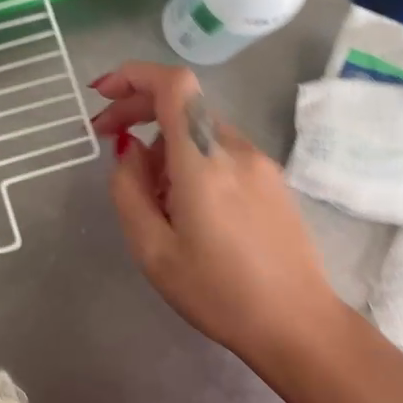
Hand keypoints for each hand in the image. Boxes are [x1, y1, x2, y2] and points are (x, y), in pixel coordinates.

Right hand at [91, 62, 340, 358]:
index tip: (102, 94)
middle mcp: (235, 150)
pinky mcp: (272, 180)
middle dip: (137, 109)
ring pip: (199, 129)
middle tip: (105, 137)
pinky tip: (183, 204)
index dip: (133, 75)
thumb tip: (129, 150)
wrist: (300, 327)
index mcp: (204, 162)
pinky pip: (220, 150)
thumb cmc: (219, 293)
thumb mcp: (152, 250)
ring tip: (148, 195)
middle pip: (182, 103)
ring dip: (163, 142)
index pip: (173, 85)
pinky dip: (190, 158)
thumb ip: (128, 190)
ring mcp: (259, 163)